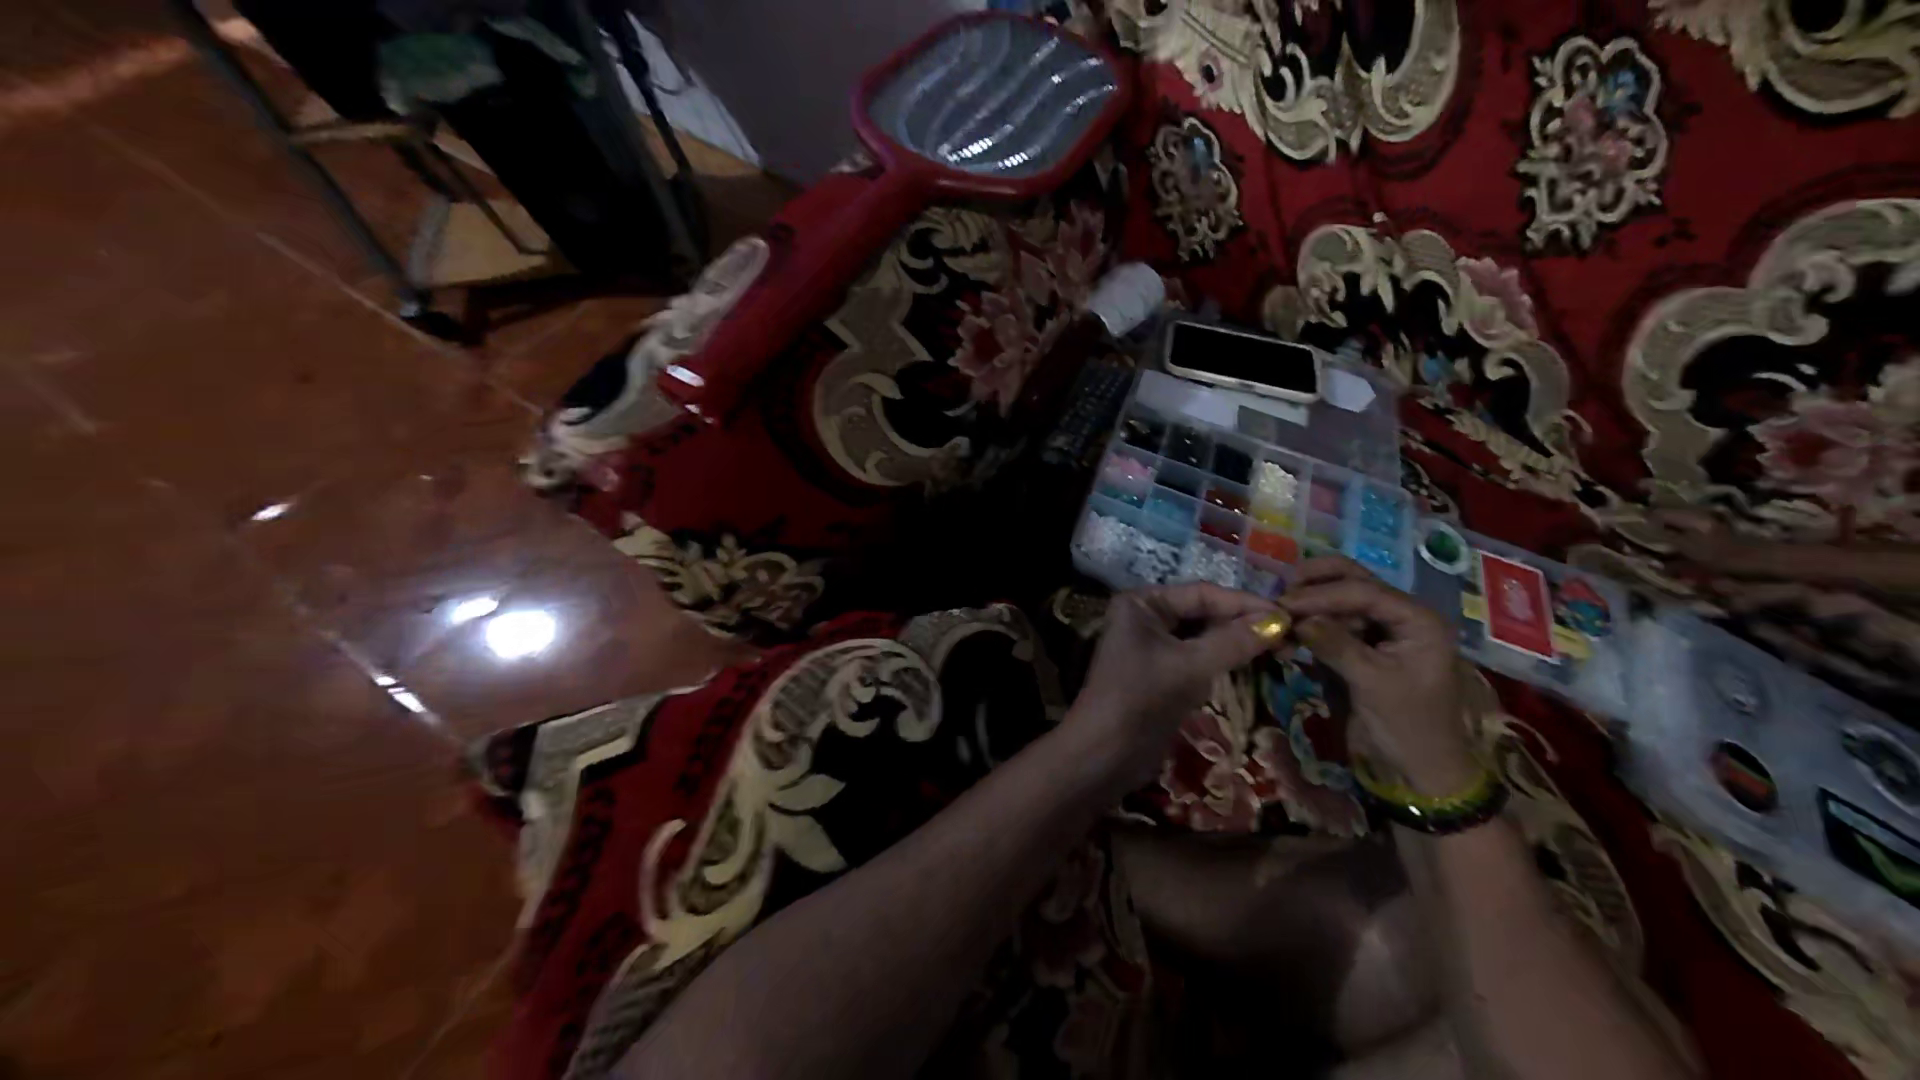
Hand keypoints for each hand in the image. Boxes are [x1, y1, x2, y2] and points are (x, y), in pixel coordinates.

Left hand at [1068, 583, 1282, 791]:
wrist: (1105, 753)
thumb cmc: (1141, 698)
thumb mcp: (1190, 666)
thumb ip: (1233, 641)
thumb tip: (1280, 621)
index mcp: (1142, 602)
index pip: (1202, 593)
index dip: (1245, 603)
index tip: (1289, 616)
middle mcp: (1145, 617)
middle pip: (1204, 612)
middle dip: (1243, 623)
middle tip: (1291, 636)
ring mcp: (1152, 646)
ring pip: (1203, 636)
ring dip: (1237, 642)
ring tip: (1282, 649)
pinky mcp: (1161, 673)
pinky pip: (1198, 657)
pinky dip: (1223, 660)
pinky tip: (1253, 664)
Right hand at [1282, 557, 1476, 795]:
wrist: (1421, 770)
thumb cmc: (1408, 726)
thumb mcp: (1372, 683)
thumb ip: (1335, 644)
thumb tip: (1295, 618)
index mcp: (1417, 619)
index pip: (1363, 591)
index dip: (1320, 595)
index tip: (1282, 605)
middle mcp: (1400, 615)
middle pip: (1353, 581)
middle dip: (1315, 584)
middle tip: (1280, 596)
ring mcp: (1380, 630)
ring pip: (1339, 600)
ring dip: (1309, 606)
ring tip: (1280, 620)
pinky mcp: (1361, 647)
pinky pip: (1332, 625)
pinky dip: (1309, 627)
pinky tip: (1287, 638)